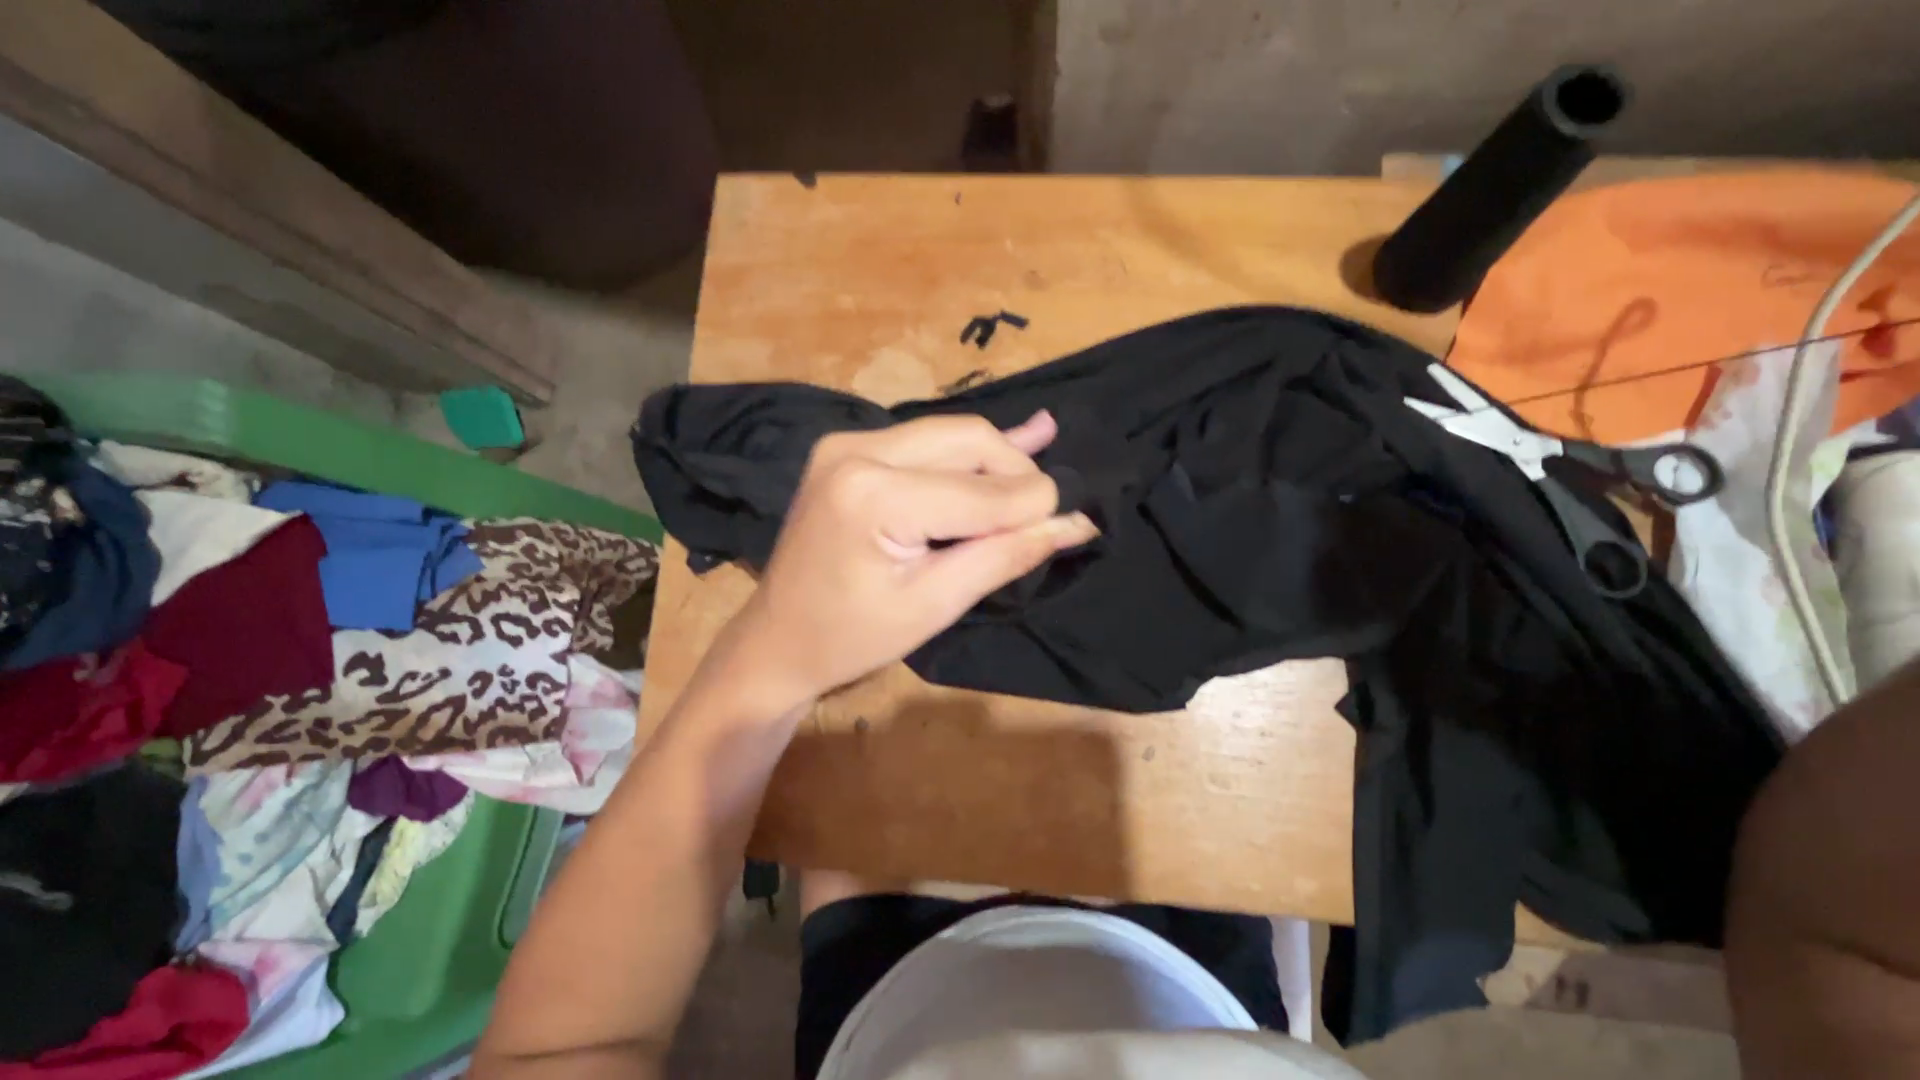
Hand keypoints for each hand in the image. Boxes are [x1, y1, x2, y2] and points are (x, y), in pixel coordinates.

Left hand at [704, 411, 1097, 712]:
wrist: (778, 638)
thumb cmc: (852, 637)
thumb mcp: (936, 604)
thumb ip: (1007, 554)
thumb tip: (1078, 521)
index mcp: (874, 493)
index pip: (984, 489)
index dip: (1034, 508)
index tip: (1071, 529)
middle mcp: (858, 449)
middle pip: (971, 441)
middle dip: (1017, 476)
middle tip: (1046, 518)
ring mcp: (848, 443)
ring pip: (952, 435)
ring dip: (995, 464)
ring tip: (1035, 494)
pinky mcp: (849, 448)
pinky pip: (924, 440)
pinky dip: (966, 452)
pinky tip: (1030, 432)